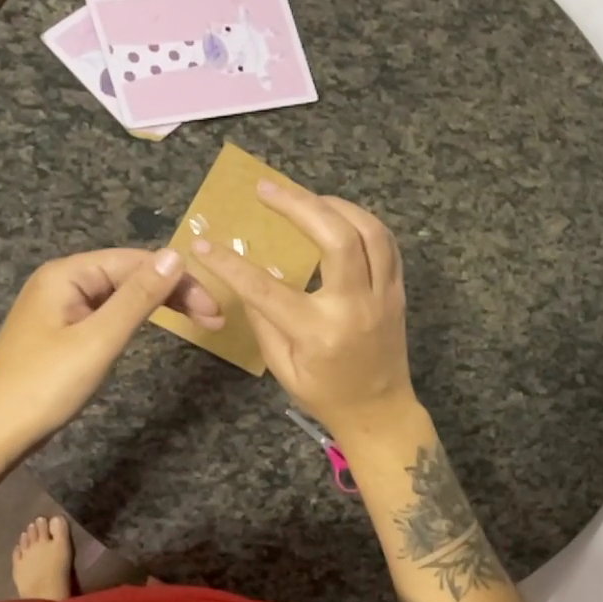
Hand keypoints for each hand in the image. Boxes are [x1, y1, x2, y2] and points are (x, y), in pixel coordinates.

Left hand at [0, 248, 223, 449]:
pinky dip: (139, 318)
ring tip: (199, 322)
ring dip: (161, 304)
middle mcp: (63, 281)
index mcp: (68, 274)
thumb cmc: (46, 385)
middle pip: (130, 274)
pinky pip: (109, 312)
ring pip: (122, 294)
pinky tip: (157, 325)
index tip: (215, 309)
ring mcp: (61, 306)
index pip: (136, 262)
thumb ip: (139, 297)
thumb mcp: (100, 339)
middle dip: (175, 291)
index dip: (180, 281)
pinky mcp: (63, 331)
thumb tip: (176, 255)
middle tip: (214, 319)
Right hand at [194, 181, 417, 438]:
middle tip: (267, 189)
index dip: (230, 263)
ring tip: (306, 198)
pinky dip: (363, 222)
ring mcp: (382, 296)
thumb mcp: (284, 369)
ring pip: (370, 232)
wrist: (381, 413)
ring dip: (336, 206)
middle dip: (299, 205)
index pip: (265, 287)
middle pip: (336, 238)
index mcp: (318, 331)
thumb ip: (265, 322)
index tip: (204, 244)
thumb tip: (247, 279)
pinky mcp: (398, 292)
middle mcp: (354, 307)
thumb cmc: (326, 395)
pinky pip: (387, 244)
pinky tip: (338, 216)